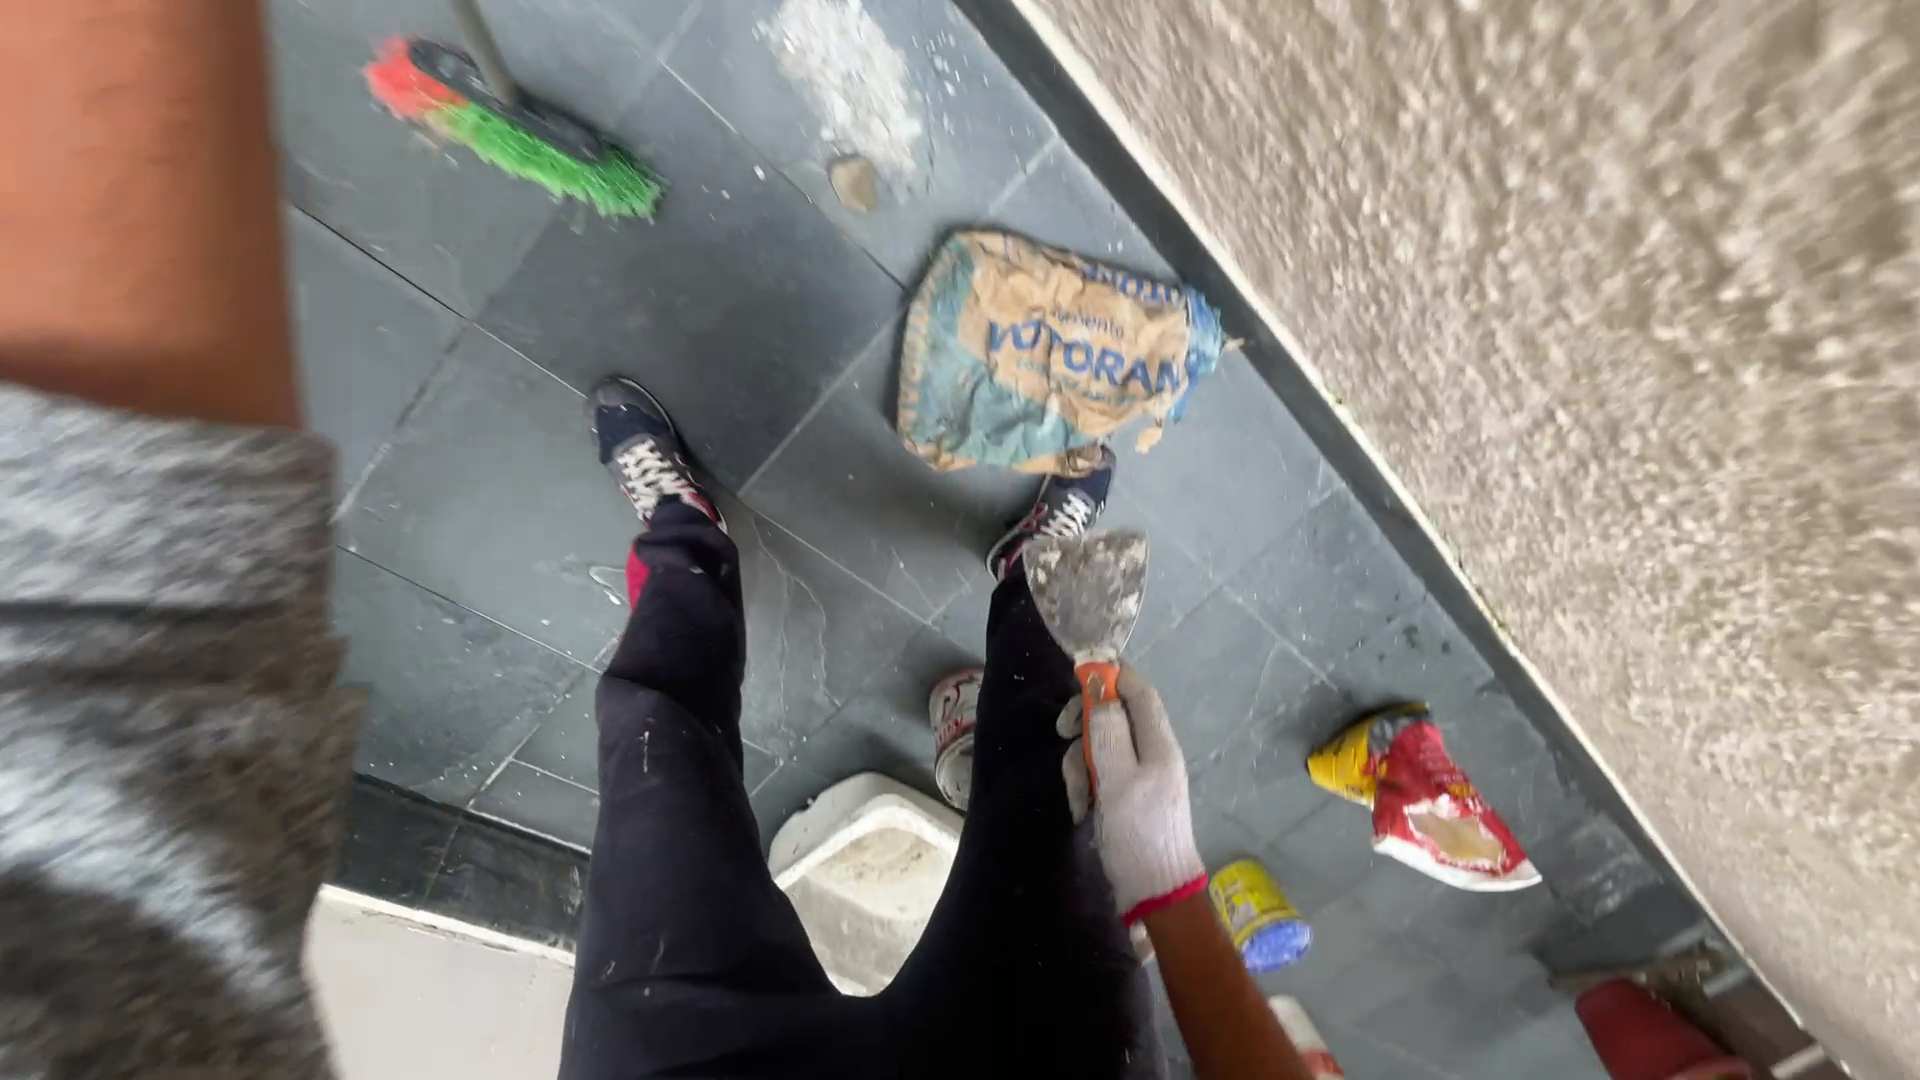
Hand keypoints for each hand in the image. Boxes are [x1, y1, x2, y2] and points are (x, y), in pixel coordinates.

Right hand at [1060, 668, 1207, 922]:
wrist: (1153, 892)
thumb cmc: (1138, 832)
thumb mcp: (1117, 778)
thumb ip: (1106, 729)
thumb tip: (1098, 682)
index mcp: (1158, 742)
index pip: (1138, 689)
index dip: (1109, 675)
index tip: (1075, 676)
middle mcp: (1151, 751)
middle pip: (1114, 714)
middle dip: (1085, 722)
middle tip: (1062, 733)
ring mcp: (1138, 774)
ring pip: (1100, 745)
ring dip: (1081, 763)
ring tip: (1079, 794)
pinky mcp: (1125, 794)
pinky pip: (1100, 772)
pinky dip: (1086, 784)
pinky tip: (1082, 806)